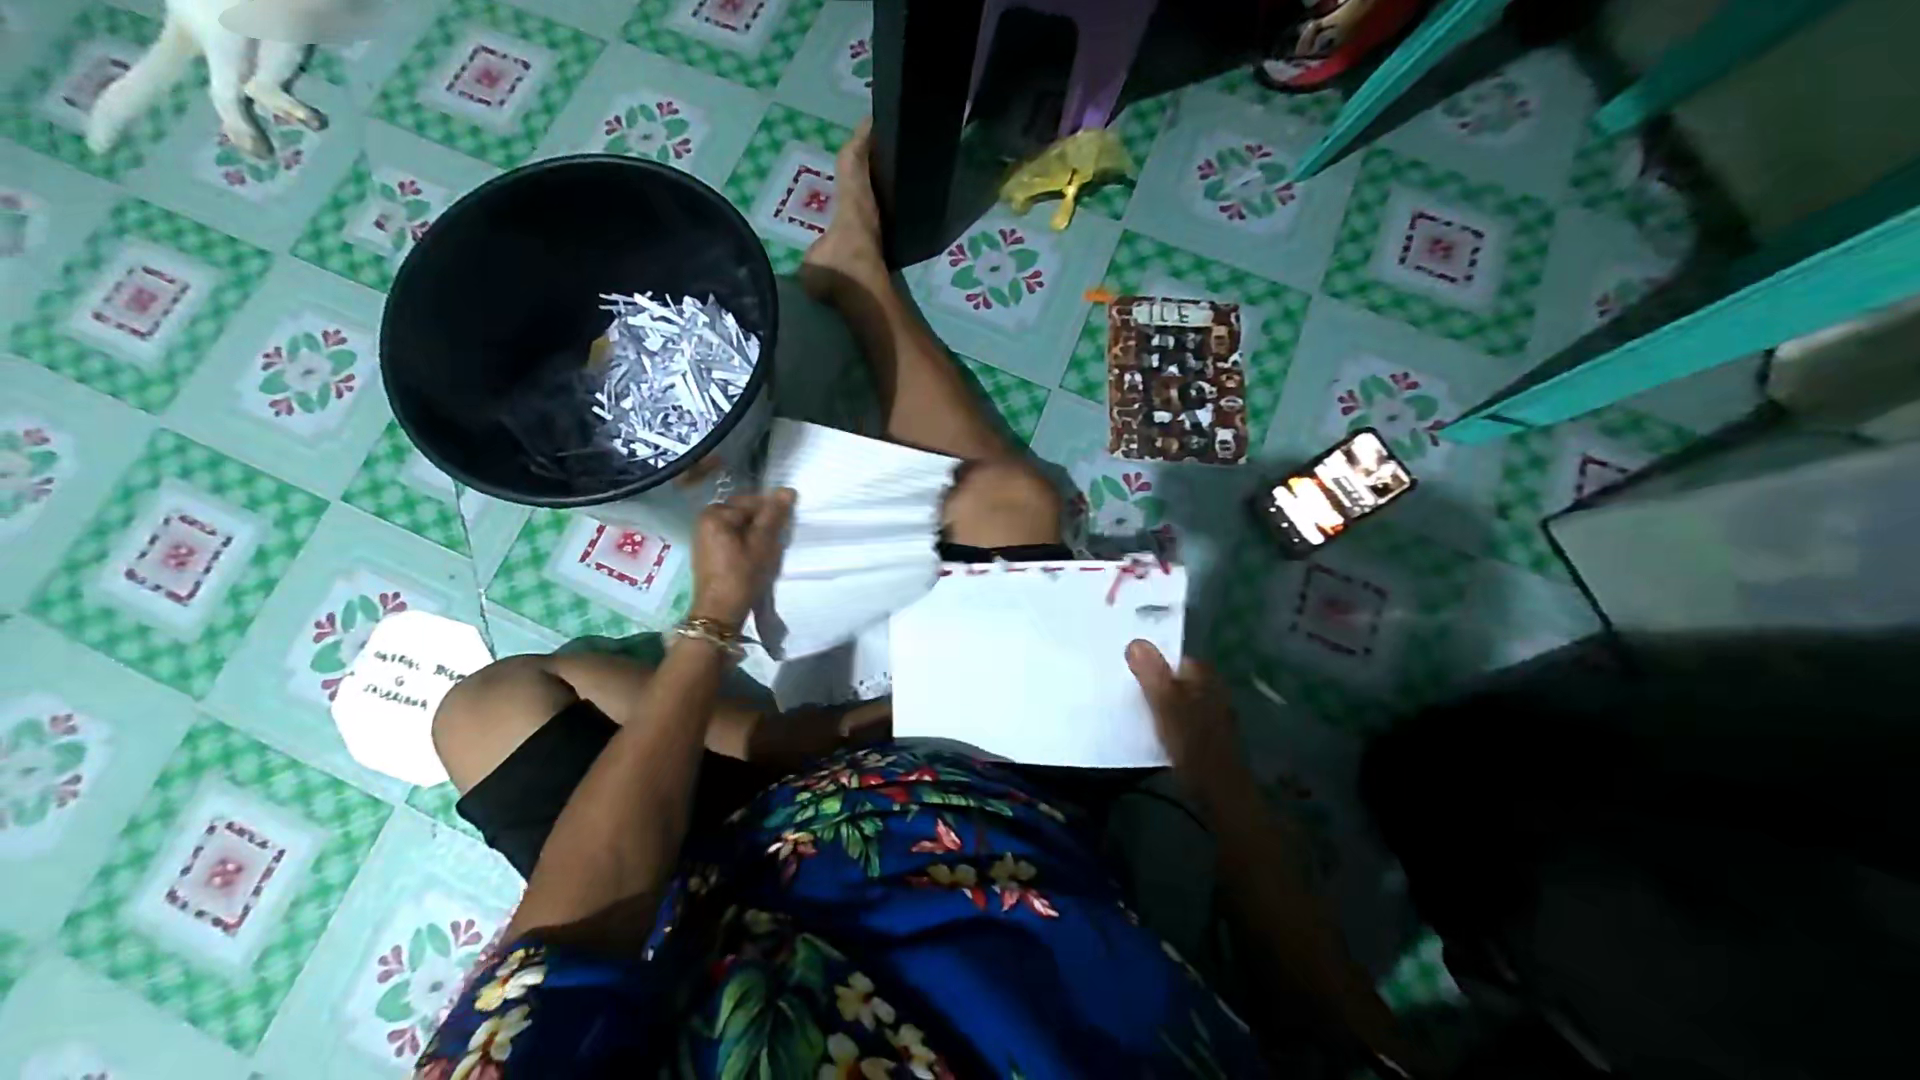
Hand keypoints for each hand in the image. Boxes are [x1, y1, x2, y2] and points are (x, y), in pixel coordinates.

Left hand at [688, 489, 793, 628]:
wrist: (720, 612)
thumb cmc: (742, 575)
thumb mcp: (763, 543)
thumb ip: (774, 515)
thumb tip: (787, 490)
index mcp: (715, 514)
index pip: (752, 502)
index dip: (772, 513)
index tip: (784, 529)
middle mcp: (704, 520)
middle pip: (743, 512)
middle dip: (762, 523)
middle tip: (777, 540)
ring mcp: (703, 536)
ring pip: (739, 526)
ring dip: (755, 534)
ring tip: (767, 550)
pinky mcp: (707, 551)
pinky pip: (731, 537)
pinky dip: (745, 542)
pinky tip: (755, 556)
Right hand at [1126, 640, 1240, 776]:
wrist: (1219, 790)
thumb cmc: (1192, 742)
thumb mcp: (1165, 704)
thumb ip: (1151, 673)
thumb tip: (1136, 642)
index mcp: (1203, 675)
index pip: (1171, 656)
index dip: (1148, 661)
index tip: (1125, 670)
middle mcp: (1210, 688)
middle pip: (1174, 677)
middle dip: (1151, 681)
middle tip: (1123, 689)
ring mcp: (1211, 711)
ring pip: (1176, 698)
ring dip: (1157, 702)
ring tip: (1131, 709)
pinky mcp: (1206, 733)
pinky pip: (1179, 716)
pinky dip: (1166, 719)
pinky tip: (1151, 730)